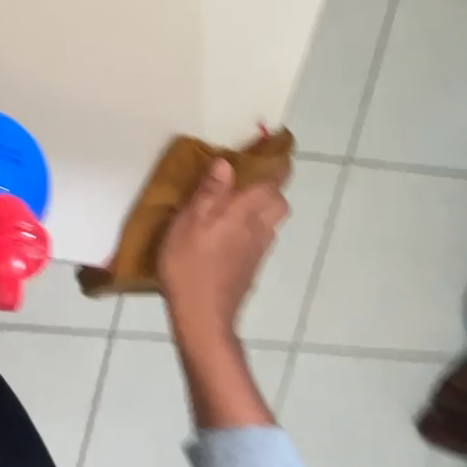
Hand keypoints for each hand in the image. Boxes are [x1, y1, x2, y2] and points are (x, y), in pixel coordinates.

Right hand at [157, 159, 289, 345]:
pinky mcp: (251, 267)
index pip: (272, 184)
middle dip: (269, 187)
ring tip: (231, 201)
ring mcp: (257, 251)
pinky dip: (250, 226)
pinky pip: (259, 237)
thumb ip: (209, 193)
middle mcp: (259, 230)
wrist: (203, 316)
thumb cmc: (189, 264)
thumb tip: (227, 163)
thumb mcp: (188, 222)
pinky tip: (225, 231)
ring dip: (259, 207)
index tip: (270, 149)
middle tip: (243, 178)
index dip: (276, 165)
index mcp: (243, 213)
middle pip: (279, 203)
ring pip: (270, 221)